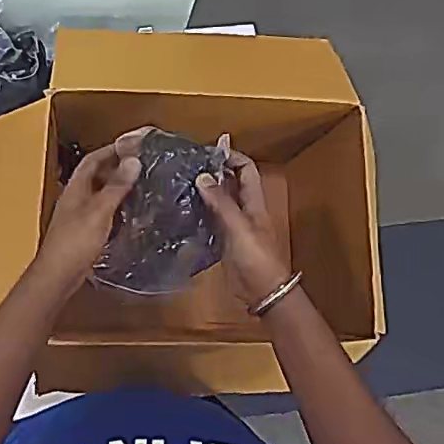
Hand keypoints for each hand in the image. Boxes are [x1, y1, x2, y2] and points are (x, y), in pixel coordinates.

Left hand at [32, 140, 141, 287]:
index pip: (93, 159)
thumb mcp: (99, 211)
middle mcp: (76, 198)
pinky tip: (131, 212)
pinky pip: (104, 210)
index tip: (134, 144)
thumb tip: (133, 161)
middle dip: (118, 166)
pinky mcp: (85, 231)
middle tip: (142, 163)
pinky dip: (117, 206)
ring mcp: (79, 215)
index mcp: (76, 188)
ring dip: (118, 186)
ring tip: (141, 183)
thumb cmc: (75, 243)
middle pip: (97, 174)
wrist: (58, 276)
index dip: (112, 149)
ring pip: (101, 193)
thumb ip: (116, 187)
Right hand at [196, 151, 292, 307]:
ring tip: (181, 182)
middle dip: (214, 171)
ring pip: (220, 200)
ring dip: (205, 191)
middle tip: (188, 164)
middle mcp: (245, 210)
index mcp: (254, 202)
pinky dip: (200, 212)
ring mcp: (234, 225)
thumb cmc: (256, 257)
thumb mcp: (239, 227)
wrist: (262, 291)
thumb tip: (202, 177)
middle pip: (231, 182)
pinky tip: (183, 209)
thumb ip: (221, 203)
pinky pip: (211, 220)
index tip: (208, 152)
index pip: (246, 169)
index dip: (231, 156)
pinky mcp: (224, 241)